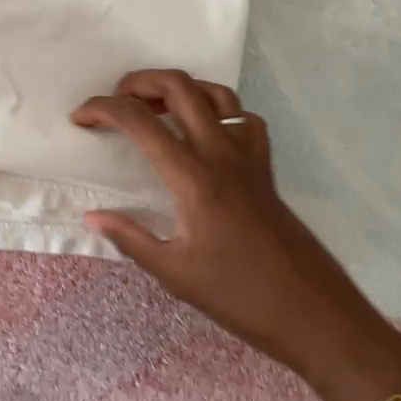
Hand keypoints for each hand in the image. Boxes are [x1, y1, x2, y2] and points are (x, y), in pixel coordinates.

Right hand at [74, 71, 400, 400]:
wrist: (320, 319)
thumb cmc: (242, 298)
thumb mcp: (175, 274)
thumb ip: (130, 238)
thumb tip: (92, 215)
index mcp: (193, 178)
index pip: (139, 121)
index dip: (101, 109)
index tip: (80, 118)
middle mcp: (221, 155)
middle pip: (179, 86)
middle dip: (139, 81)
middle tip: (117, 101)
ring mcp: (249, 159)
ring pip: (216, 94)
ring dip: (180, 89)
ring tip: (157, 108)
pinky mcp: (267, 170)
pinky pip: (244, 120)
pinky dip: (219, 112)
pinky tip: (205, 134)